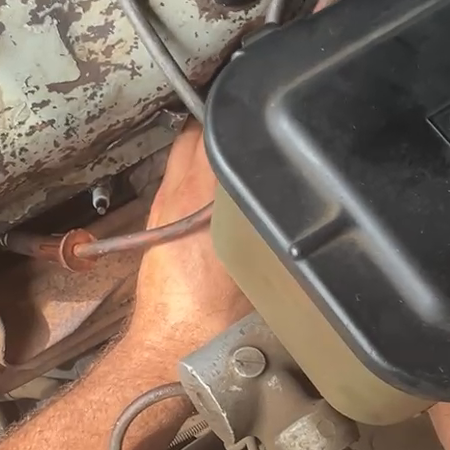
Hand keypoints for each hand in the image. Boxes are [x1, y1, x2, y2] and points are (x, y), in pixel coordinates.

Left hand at [120, 120, 250, 367]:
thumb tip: (293, 193)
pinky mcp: (155, 224)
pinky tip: (219, 187)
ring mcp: (161, 207)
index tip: (261, 101)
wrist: (173, 348)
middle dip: (221, 119)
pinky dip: (196, 171)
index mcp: (200, 197)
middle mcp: (174, 194)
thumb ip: (271, 220)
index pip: (214, 128)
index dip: (239, 110)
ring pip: (183, 154)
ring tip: (239, 148)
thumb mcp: (260, 264)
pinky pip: (177, 180)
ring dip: (207, 145)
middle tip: (251, 120)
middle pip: (194, 132)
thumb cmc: (215, 319)